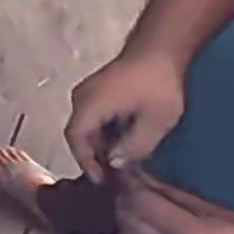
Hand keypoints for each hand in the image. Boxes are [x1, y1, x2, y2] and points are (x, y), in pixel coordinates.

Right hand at [65, 50, 186, 181]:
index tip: (101, 181)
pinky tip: (120, 143)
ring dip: (98, 145)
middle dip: (93, 156)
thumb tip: (115, 163)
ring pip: (84, 125)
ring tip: (119, 164)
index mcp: (90, 104)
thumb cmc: (157, 86)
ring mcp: (86, 92)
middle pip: (78, 132)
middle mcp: (81, 98)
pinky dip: (101, 133)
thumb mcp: (155, 122)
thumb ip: (134, 146)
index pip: (75, 137)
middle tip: (113, 178)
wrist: (158, 52)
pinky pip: (90, 117)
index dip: (85, 161)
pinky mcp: (95, 91)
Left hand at [115, 170, 233, 233]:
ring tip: (141, 210)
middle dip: (125, 199)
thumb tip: (145, 179)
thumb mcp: (226, 217)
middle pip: (128, 219)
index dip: (129, 182)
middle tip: (132, 187)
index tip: (126, 168)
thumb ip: (179, 198)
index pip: (139, 201)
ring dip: (129, 222)